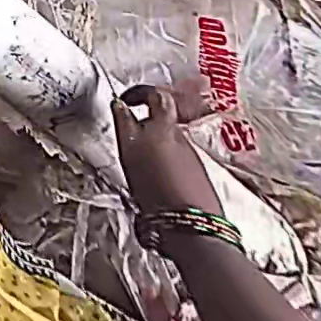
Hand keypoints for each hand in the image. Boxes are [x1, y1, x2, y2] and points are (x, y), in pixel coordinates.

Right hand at [112, 84, 223, 214]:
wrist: (191, 227)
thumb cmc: (155, 186)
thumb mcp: (129, 149)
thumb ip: (124, 123)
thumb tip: (120, 106)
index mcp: (162, 126)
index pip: (154, 95)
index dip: (138, 93)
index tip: (125, 100)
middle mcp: (179, 137)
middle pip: (163, 117)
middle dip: (146, 118)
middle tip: (129, 127)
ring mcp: (192, 157)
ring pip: (169, 137)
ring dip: (154, 140)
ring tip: (138, 156)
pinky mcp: (199, 175)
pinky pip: (177, 156)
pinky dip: (164, 158)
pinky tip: (155, 174)